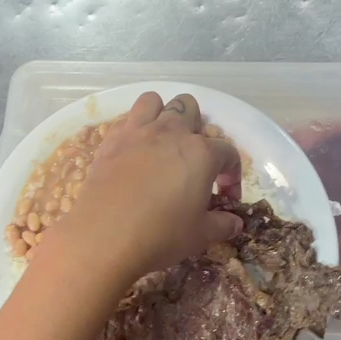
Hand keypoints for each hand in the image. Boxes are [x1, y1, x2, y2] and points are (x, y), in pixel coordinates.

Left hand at [47, 92, 242, 281]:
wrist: (105, 238)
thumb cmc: (161, 235)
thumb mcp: (200, 235)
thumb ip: (222, 225)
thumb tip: (235, 223)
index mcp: (201, 153)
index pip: (228, 153)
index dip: (232, 175)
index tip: (226, 197)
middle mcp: (171, 133)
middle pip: (190, 109)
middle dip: (197, 129)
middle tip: (192, 161)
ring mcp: (137, 132)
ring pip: (154, 101)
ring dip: (162, 115)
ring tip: (162, 143)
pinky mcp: (110, 141)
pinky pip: (125, 120)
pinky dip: (133, 129)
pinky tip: (134, 153)